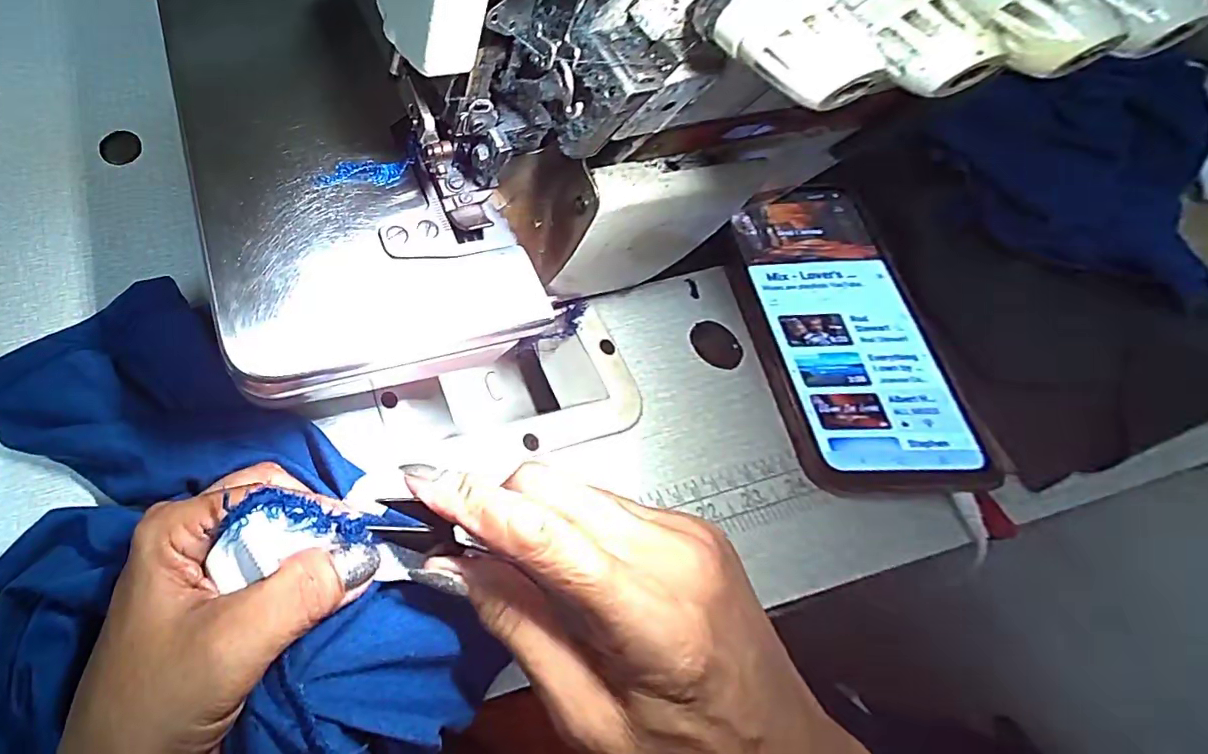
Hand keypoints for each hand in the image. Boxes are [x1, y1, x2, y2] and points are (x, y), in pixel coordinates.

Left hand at [59, 464, 368, 753]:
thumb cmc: (156, 700)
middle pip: (260, 510)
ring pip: (263, 542)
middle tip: (353, 551)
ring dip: (302, 556)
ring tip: (345, 570)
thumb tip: (353, 558)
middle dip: (307, 529)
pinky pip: (258, 573)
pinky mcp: (208, 599)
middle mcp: (184, 535)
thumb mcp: (228, 645)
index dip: (305, 505)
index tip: (353, 528)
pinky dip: (290, 580)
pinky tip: (317, 593)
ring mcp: (194, 567)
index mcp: (173, 526)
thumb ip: (291, 597)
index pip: (252, 491)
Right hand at [404, 462, 865, 753]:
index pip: (538, 530)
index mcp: (655, 616)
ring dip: (521, 508)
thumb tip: (459, 563)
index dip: (468, 500)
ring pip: (561, 481)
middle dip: (490, 502)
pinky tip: (560, 558)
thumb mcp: (590, 719)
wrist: (786, 751)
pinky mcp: (680, 521)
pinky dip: (556, 514)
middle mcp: (673, 554)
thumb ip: (517, 626)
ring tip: (516, 561)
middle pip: (541, 483)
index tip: (421, 484)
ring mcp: (682, 530)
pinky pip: (590, 493)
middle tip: (458, 536)